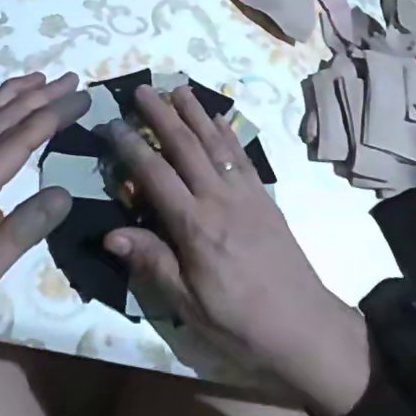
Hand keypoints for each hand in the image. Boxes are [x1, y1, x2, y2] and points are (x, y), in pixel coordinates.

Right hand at [104, 85, 371, 415]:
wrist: (305, 328)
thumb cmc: (239, 323)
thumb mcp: (188, 305)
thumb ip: (153, 262)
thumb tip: (110, 234)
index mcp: (195, 226)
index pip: (155, 174)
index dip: (130, 146)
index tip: (112, 123)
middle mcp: (219, 199)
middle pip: (185, 146)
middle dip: (161, 115)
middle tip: (141, 89)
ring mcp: (245, 193)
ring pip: (214, 142)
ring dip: (194, 113)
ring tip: (177, 88)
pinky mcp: (264, 196)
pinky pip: (241, 155)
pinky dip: (227, 132)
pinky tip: (217, 118)